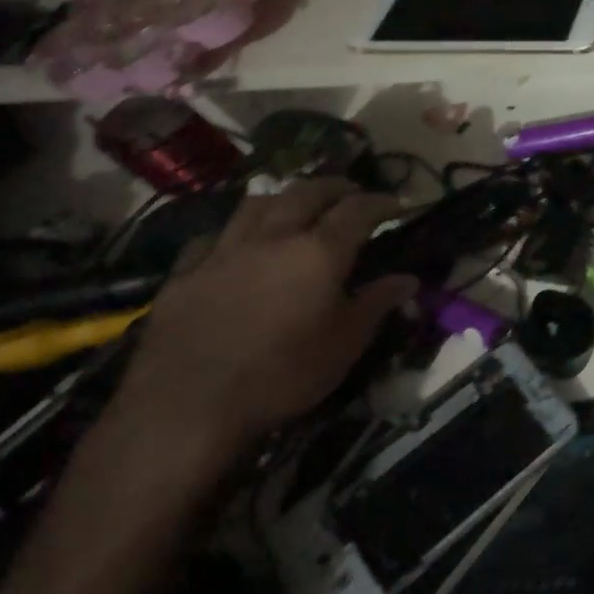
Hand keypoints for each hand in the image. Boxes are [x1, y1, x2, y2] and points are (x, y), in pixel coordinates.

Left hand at [112, 179, 417, 453]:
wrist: (188, 405)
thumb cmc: (284, 374)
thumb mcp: (346, 343)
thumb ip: (377, 304)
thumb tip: (408, 280)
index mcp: (319, 253)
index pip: (357, 211)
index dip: (381, 202)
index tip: (398, 203)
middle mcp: (272, 239)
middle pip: (304, 194)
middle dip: (333, 187)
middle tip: (350, 191)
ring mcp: (222, 253)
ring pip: (256, 205)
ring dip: (284, 198)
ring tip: (297, 204)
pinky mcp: (184, 275)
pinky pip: (213, 236)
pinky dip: (235, 230)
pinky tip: (237, 242)